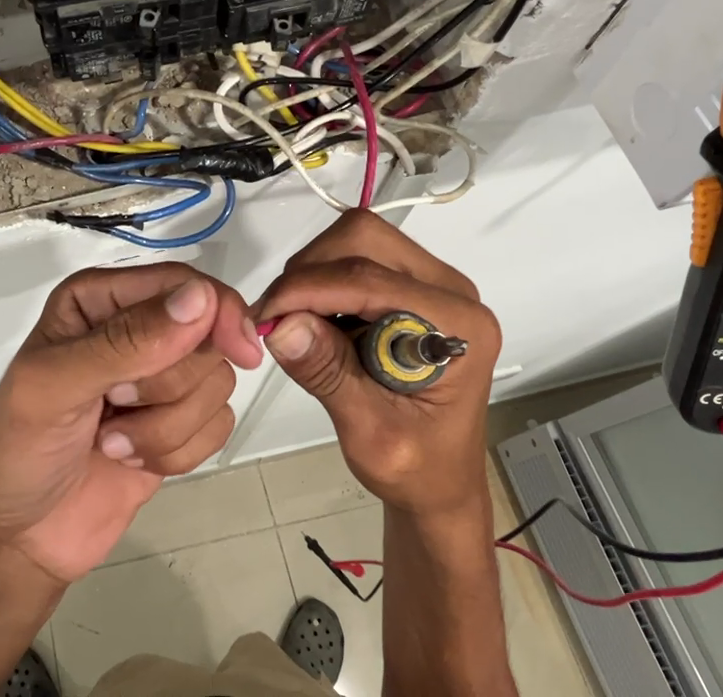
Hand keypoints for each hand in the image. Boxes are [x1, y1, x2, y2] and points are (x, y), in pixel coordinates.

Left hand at [0, 263, 262, 583]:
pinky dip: (178, 453)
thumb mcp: (54, 386)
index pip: (181, 284)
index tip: (238, 350)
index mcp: (100, 300)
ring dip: (166, 427)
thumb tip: (201, 299)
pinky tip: (131, 460)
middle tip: (114, 405)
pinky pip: (218, 426)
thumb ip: (126, 341)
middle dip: (166, 386)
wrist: (17, 537)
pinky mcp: (177, 427)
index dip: (216, 310)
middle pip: (208, 336)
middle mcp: (135, 330)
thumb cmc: (16, 448)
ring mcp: (159, 381)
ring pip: (218, 384)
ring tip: (111, 442)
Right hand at [255, 211, 500, 516]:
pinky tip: (314, 322)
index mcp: (458, 327)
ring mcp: (432, 284)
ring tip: (294, 323)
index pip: (370, 280)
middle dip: (311, 270)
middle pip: (366, 239)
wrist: (439, 482)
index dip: (308, 289)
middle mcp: (451, 291)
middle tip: (277, 317)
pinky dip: (323, 280)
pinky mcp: (411, 286)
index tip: (264, 318)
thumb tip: (282, 326)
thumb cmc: (416, 469)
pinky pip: (357, 257)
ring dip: (314, 273)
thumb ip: (330, 376)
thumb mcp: (371, 435)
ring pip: (358, 239)